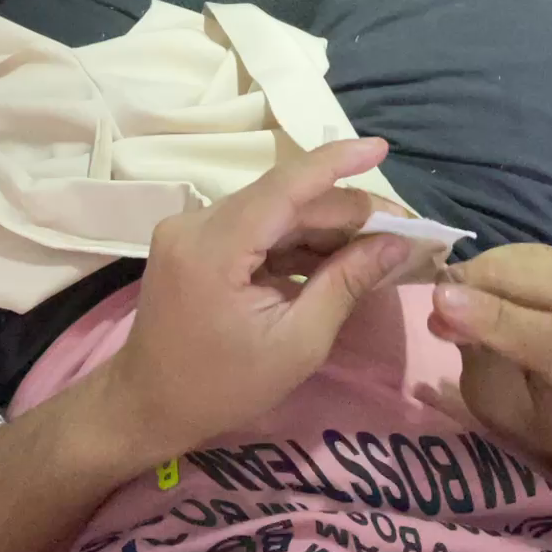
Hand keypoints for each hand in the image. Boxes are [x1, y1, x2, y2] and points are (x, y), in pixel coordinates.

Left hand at [97, 139, 412, 458]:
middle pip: (283, 200)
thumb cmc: (224, 386)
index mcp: (213, 248)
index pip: (283, 186)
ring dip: (324, 227)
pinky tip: (336, 256)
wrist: (149, 403)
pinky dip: (295, 241)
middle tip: (402, 231)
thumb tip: (396, 243)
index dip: (335, 162)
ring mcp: (190, 230)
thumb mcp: (297, 343)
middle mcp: (195, 224)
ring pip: (271, 212)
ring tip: (379, 246)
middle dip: (345, 212)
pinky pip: (254, 228)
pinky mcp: (193, 241)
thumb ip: (346, 284)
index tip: (381, 148)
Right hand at [428, 244, 551, 465]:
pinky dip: (510, 260)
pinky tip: (482, 276)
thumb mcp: (499, 408)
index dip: (497, 317)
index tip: (440, 299)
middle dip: (495, 279)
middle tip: (442, 283)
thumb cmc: (540, 424)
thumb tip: (448, 308)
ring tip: (456, 282)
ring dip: (498, 265)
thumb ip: (480, 358)